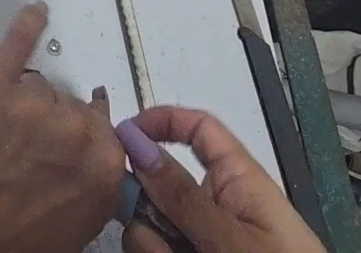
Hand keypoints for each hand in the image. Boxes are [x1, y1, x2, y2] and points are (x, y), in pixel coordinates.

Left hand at [0, 2, 124, 252]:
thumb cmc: (11, 242)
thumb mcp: (76, 222)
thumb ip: (94, 179)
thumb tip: (96, 158)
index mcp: (103, 164)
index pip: (101, 123)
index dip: (75, 133)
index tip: (69, 131)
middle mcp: (73, 128)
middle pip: (67, 100)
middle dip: (48, 122)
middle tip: (23, 152)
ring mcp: (32, 103)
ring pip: (37, 84)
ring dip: (21, 104)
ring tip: (0, 140)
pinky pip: (15, 45)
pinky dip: (26, 25)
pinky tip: (35, 12)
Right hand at [114, 107, 324, 252]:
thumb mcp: (232, 239)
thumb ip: (182, 195)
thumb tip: (133, 140)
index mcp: (237, 178)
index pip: (197, 127)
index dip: (161, 120)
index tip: (123, 137)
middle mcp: (216, 203)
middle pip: (161, 182)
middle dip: (145, 207)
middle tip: (151, 239)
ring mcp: (204, 238)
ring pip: (153, 223)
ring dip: (151, 245)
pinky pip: (160, 249)